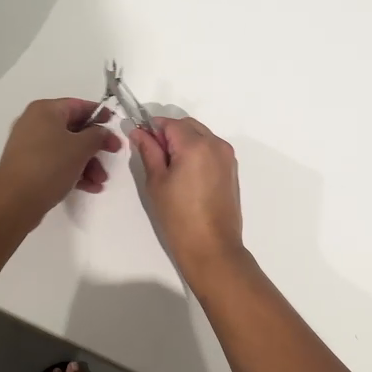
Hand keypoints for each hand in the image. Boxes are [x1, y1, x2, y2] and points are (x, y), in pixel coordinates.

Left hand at [0, 98, 121, 223]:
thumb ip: (97, 135)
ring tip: (101, 181)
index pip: (79, 105)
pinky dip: (73, 171)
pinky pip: (56, 163)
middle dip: (96, 146)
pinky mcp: (29, 166)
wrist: (14, 201)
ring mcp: (30, 145)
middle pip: (74, 129)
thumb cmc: (50, 165)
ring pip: (67, 149)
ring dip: (88, 163)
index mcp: (45, 110)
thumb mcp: (81, 148)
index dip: (100, 114)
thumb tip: (101, 132)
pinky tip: (90, 187)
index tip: (116, 125)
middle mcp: (35, 123)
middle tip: (114, 154)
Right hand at [130, 116, 244, 274]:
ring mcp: (227, 156)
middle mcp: (215, 144)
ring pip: (201, 135)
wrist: (212, 247)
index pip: (170, 123)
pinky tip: (186, 174)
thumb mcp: (157, 182)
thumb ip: (149, 151)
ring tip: (170, 168)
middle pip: (187, 125)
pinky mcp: (232, 169)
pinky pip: (211, 148)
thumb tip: (139, 132)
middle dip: (169, 133)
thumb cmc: (178, 216)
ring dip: (184, 141)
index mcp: (195, 145)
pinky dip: (197, 151)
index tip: (140, 140)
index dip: (153, 128)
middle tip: (154, 156)